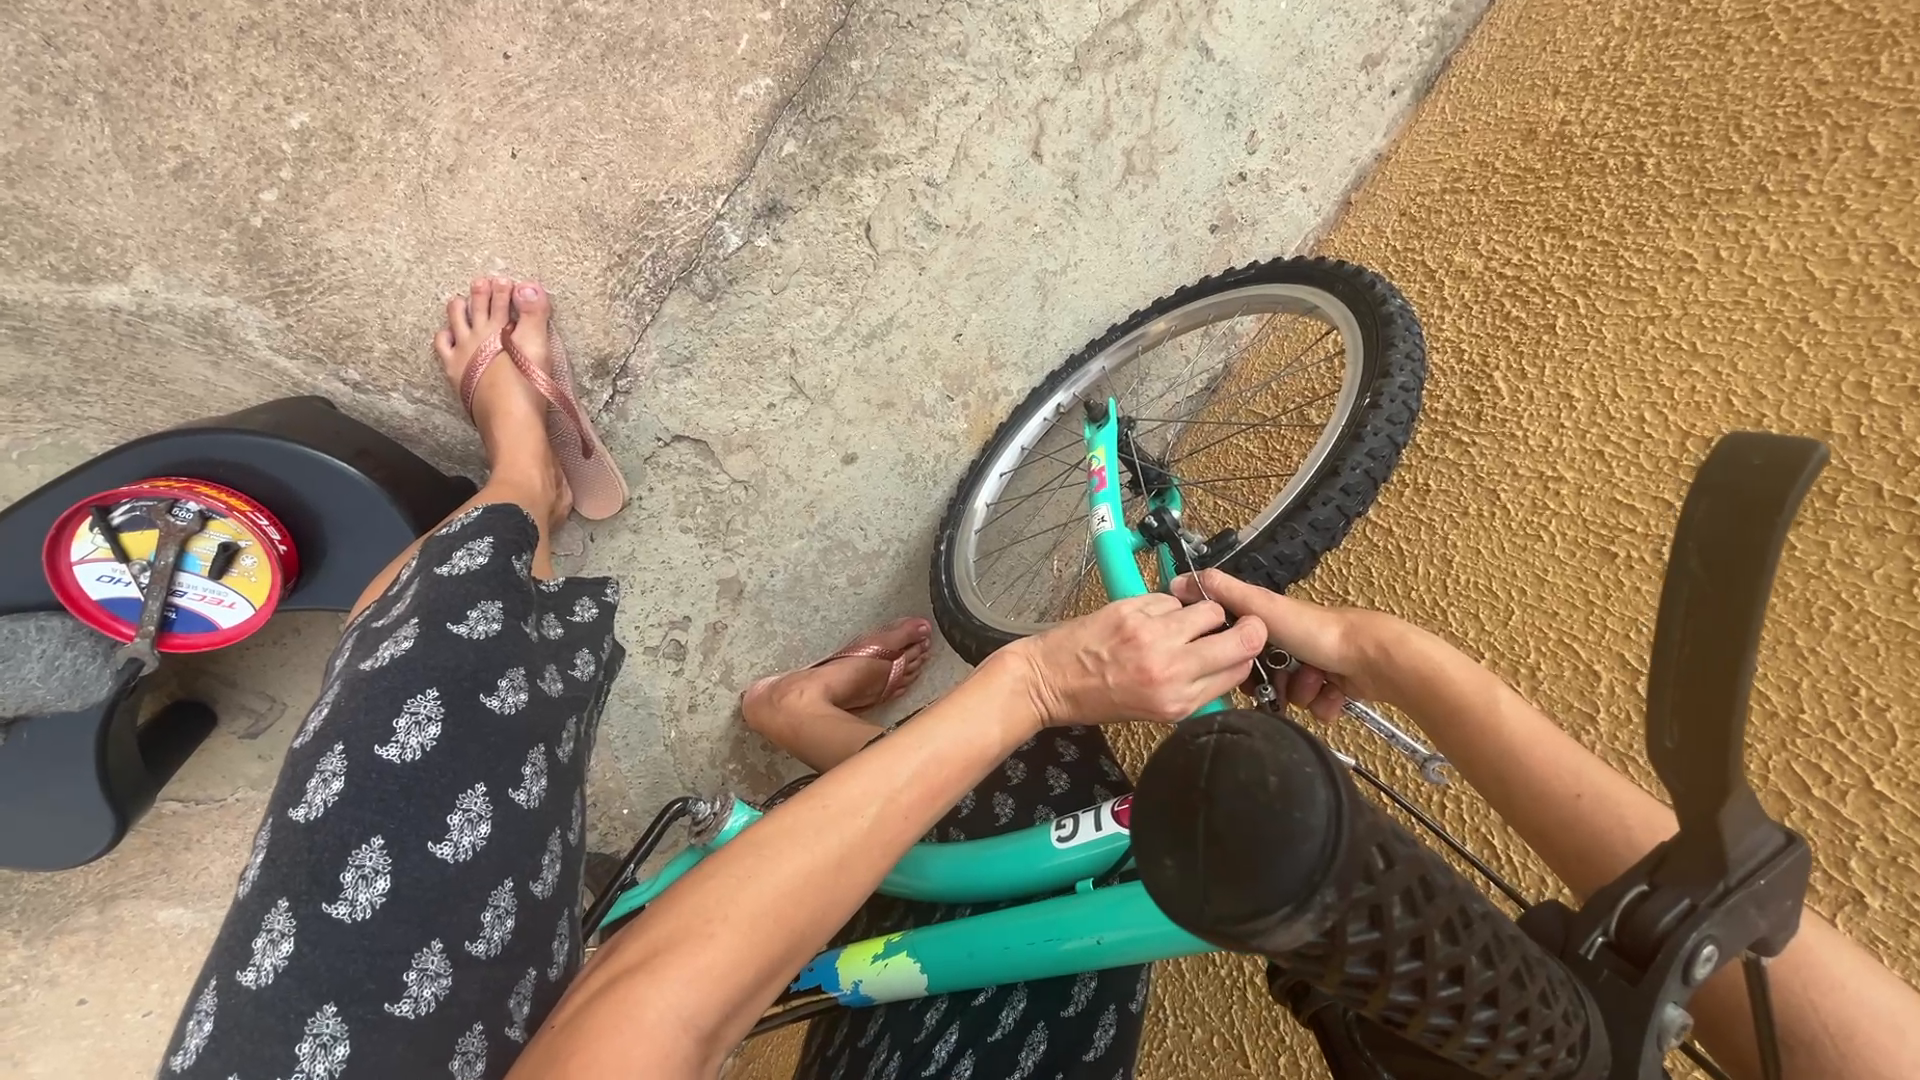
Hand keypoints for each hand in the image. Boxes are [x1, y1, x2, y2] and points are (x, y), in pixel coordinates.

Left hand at [1002, 593, 1266, 726]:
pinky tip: (1150, 617)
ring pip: (1207, 610)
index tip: (1239, 646)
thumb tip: (1226, 664)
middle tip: (1236, 622)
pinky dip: (1167, 605)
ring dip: (1201, 612)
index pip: (1238, 670)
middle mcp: (1171, 669)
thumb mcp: (1152, 712)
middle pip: (1239, 638)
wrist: (1047, 681)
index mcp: (1178, 701)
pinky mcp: (1132, 610)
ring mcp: (1152, 636)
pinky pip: (1170, 599)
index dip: (1244, 655)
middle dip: (1244, 627)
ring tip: (1182, 621)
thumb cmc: (1095, 699)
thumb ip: (1193, 690)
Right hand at [1171, 569, 1412, 719]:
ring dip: (1300, 694)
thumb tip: (1182, 578)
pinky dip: (1323, 705)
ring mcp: (1315, 663)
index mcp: (1272, 621)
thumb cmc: (1318, 631)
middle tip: (1280, 681)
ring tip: (1315, 685)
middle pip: (1264, 674)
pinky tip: (1331, 697)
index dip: (1235, 659)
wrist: (1374, 659)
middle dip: (1271, 683)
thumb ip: (1225, 594)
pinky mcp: (1336, 685)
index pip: (1240, 645)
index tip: (1239, 667)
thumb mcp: (1262, 608)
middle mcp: (1293, 641)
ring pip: (1290, 693)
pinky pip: (1317, 707)